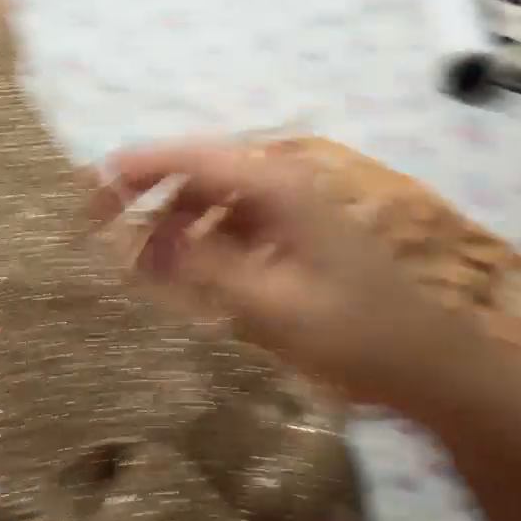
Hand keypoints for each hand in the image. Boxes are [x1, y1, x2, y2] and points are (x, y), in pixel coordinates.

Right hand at [92, 143, 438, 404]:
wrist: (425, 362)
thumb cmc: (353, 335)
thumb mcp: (272, 308)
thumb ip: (206, 269)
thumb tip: (148, 240)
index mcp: (278, 188)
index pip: (194, 158)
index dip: (140, 165)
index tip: (95, 181)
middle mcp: (280, 184)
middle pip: (198, 172)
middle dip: (149, 194)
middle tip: (103, 222)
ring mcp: (287, 208)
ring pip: (211, 200)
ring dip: (173, 225)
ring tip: (140, 264)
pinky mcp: (290, 233)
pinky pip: (230, 225)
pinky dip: (200, 243)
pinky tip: (184, 275)